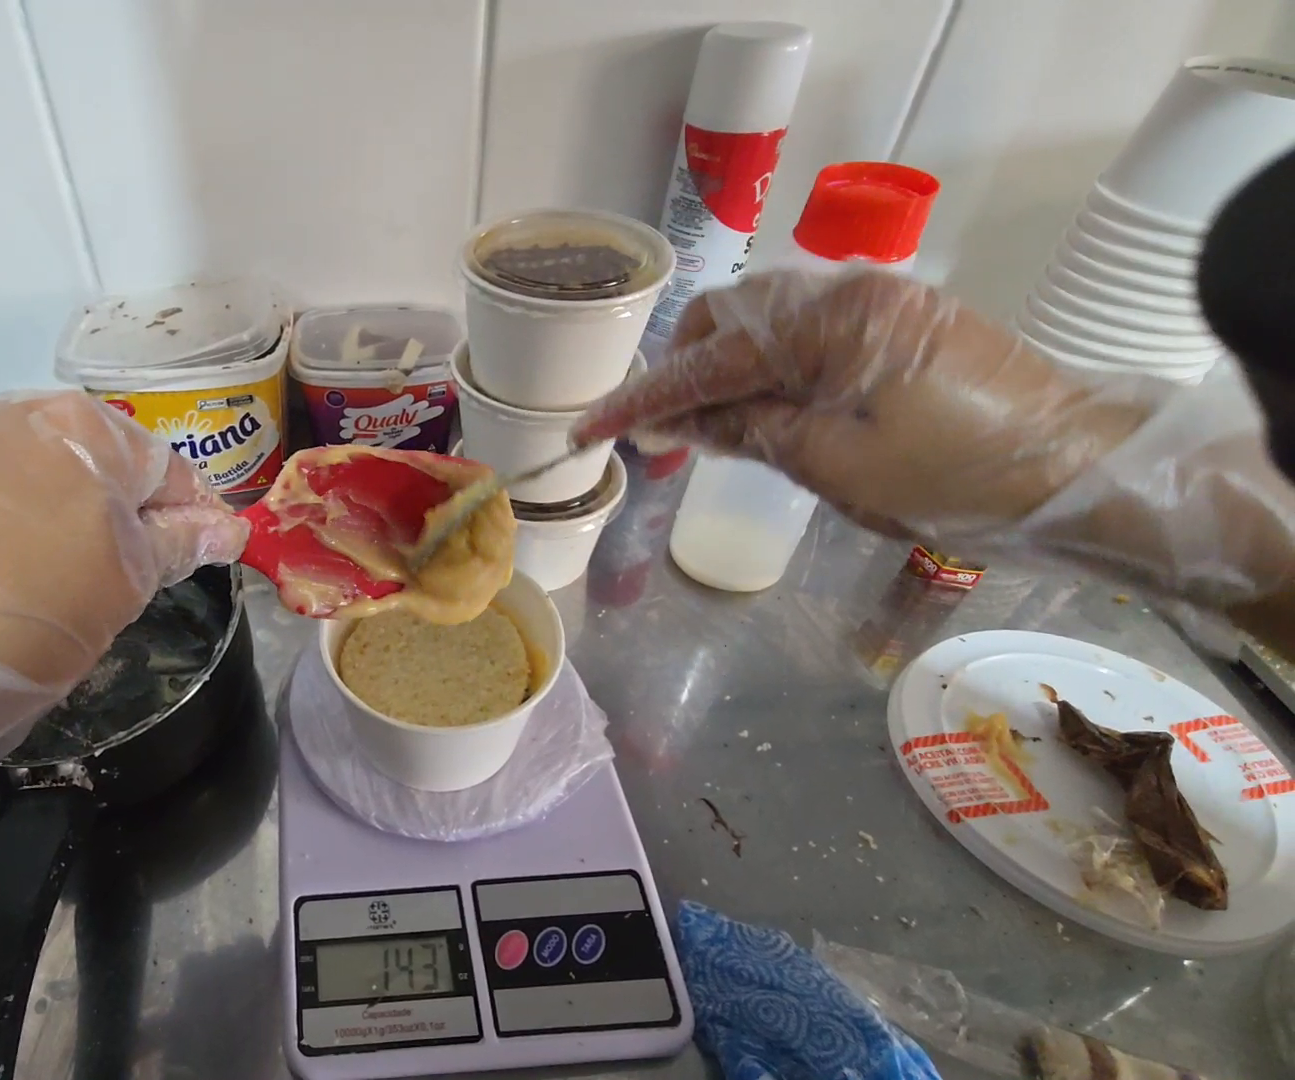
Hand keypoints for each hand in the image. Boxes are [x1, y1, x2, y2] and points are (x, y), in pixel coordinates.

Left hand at [0, 391, 248, 949]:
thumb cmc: (15, 628)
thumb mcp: (116, 594)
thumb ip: (175, 546)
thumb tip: (227, 527)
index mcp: (79, 431)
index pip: (164, 464)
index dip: (193, 513)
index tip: (205, 553)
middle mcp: (4, 413)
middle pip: (90, 462)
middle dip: (116, 515)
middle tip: (118, 583)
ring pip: (22, 476)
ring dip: (47, 521)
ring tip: (36, 590)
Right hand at [575, 271, 1150, 537]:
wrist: (1083, 472)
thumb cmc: (956, 481)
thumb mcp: (833, 466)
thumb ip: (743, 429)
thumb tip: (668, 422)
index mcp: (834, 324)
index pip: (707, 362)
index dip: (641, 400)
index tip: (586, 430)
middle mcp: (847, 291)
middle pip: (724, 317)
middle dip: (678, 371)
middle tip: (662, 435)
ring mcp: (871, 300)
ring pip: (756, 321)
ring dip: (716, 370)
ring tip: (703, 429)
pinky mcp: (888, 320)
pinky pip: (795, 332)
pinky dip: (758, 367)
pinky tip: (755, 409)